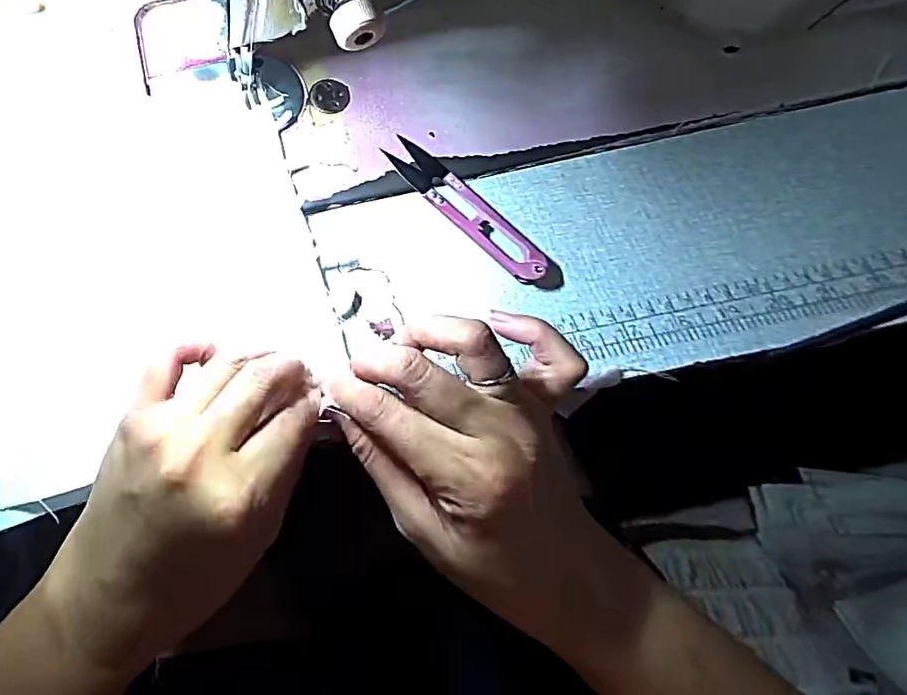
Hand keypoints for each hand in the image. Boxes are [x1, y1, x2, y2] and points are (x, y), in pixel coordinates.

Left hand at [36, 344, 321, 676]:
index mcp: (238, 493)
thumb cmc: (190, 582)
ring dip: (252, 355)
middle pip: (257, 384)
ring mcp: (161, 427)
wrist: (111, 587)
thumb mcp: (256, 541)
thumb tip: (303, 421)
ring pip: (219, 366)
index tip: (317, 395)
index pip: (291, 424)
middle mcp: (200, 451)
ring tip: (269, 357)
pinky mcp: (132, 416)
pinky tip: (211, 350)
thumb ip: (283, 475)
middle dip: (288, 369)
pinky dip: (190, 347)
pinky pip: (163, 362)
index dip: (311, 404)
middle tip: (300, 368)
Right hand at [325, 313, 629, 649]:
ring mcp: (527, 412)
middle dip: (375, 360)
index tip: (329, 384)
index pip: (389, 415)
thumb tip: (341, 412)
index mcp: (466, 475)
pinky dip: (530, 329)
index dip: (350, 392)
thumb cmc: (493, 568)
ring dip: (430, 330)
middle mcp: (498, 432)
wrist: (577, 583)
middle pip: (422, 371)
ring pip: (477, 343)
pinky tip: (496, 323)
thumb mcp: (422, 531)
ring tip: (403, 339)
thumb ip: (379, 465)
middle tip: (355, 367)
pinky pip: (555, 355)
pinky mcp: (548, 404)